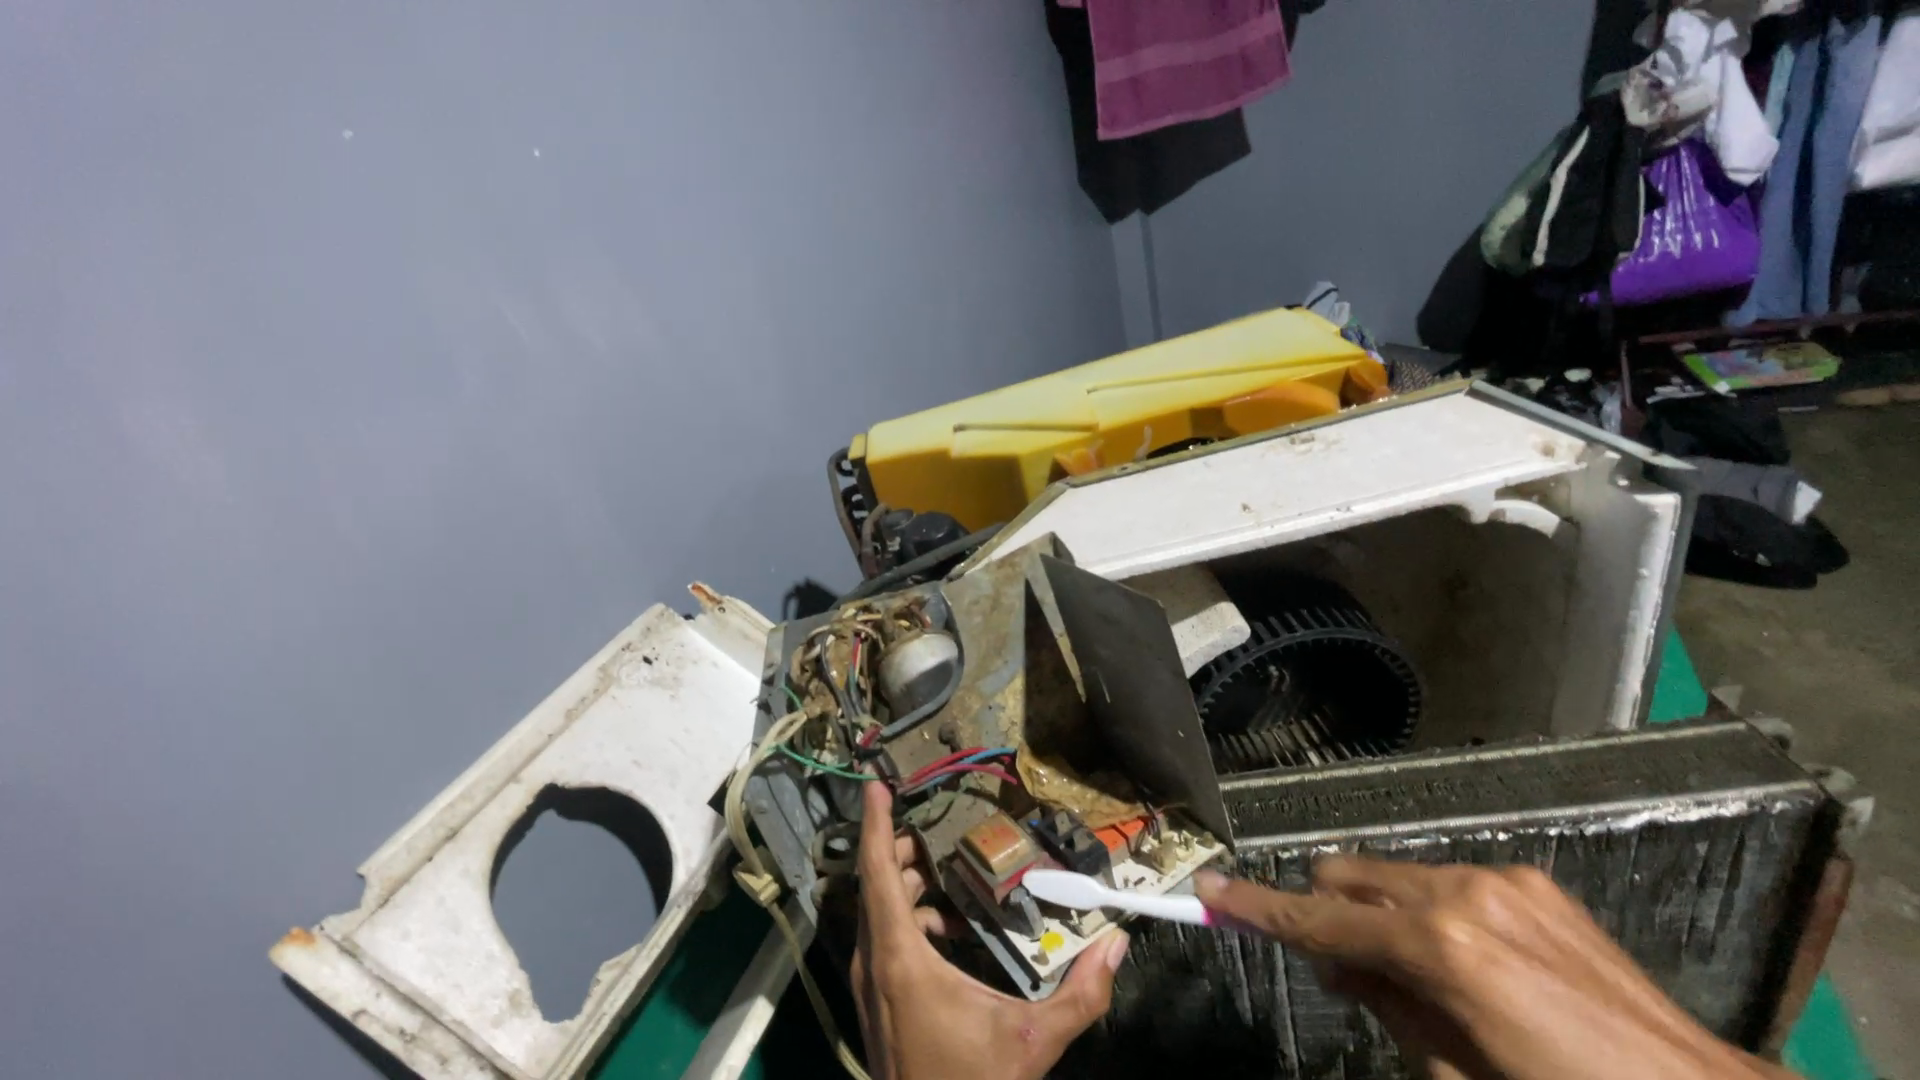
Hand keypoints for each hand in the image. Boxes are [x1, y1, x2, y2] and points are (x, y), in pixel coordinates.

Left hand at [851, 781, 1128, 1079]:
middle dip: (897, 848)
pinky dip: (904, 916)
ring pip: (876, 911)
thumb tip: (1118, 944)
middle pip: (875, 885)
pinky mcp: (874, 998)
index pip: (878, 873)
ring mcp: (868, 982)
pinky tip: (942, 927)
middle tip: (928, 826)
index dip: (876, 825)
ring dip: (901, 882)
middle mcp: (873, 961)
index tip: (874, 786)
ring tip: (938, 869)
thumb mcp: (1032, 1042)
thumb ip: (1080, 994)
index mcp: (899, 957)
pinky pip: (881, 937)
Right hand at [1195, 859, 1794, 1079]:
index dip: (1256, 908)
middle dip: (1327, 912)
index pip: (1318, 920)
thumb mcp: (1454, 1075)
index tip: (1209, 890)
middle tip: (1347, 970)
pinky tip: (1474, 960)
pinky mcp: (1530, 878)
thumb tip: (1336, 960)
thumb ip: (1383, 1003)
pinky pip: (1445, 880)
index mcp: (1438, 947)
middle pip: (1345, 875)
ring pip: (1391, 873)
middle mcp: (1460, 891)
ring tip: (1422, 973)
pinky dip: (1429, 910)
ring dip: (1380, 912)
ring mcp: (1499, 878)